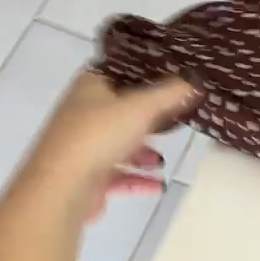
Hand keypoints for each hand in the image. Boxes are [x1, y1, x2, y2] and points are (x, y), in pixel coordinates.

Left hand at [16, 72, 197, 220]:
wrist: (62, 188)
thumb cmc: (99, 135)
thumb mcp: (142, 107)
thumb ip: (171, 94)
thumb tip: (197, 82)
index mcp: (90, 87)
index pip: (121, 73)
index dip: (146, 75)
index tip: (174, 81)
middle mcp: (83, 113)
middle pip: (122, 111)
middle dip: (149, 119)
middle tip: (175, 120)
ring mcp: (83, 147)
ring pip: (119, 145)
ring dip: (143, 153)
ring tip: (163, 159)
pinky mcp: (87, 178)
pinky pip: (118, 175)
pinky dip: (138, 179)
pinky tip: (159, 185)